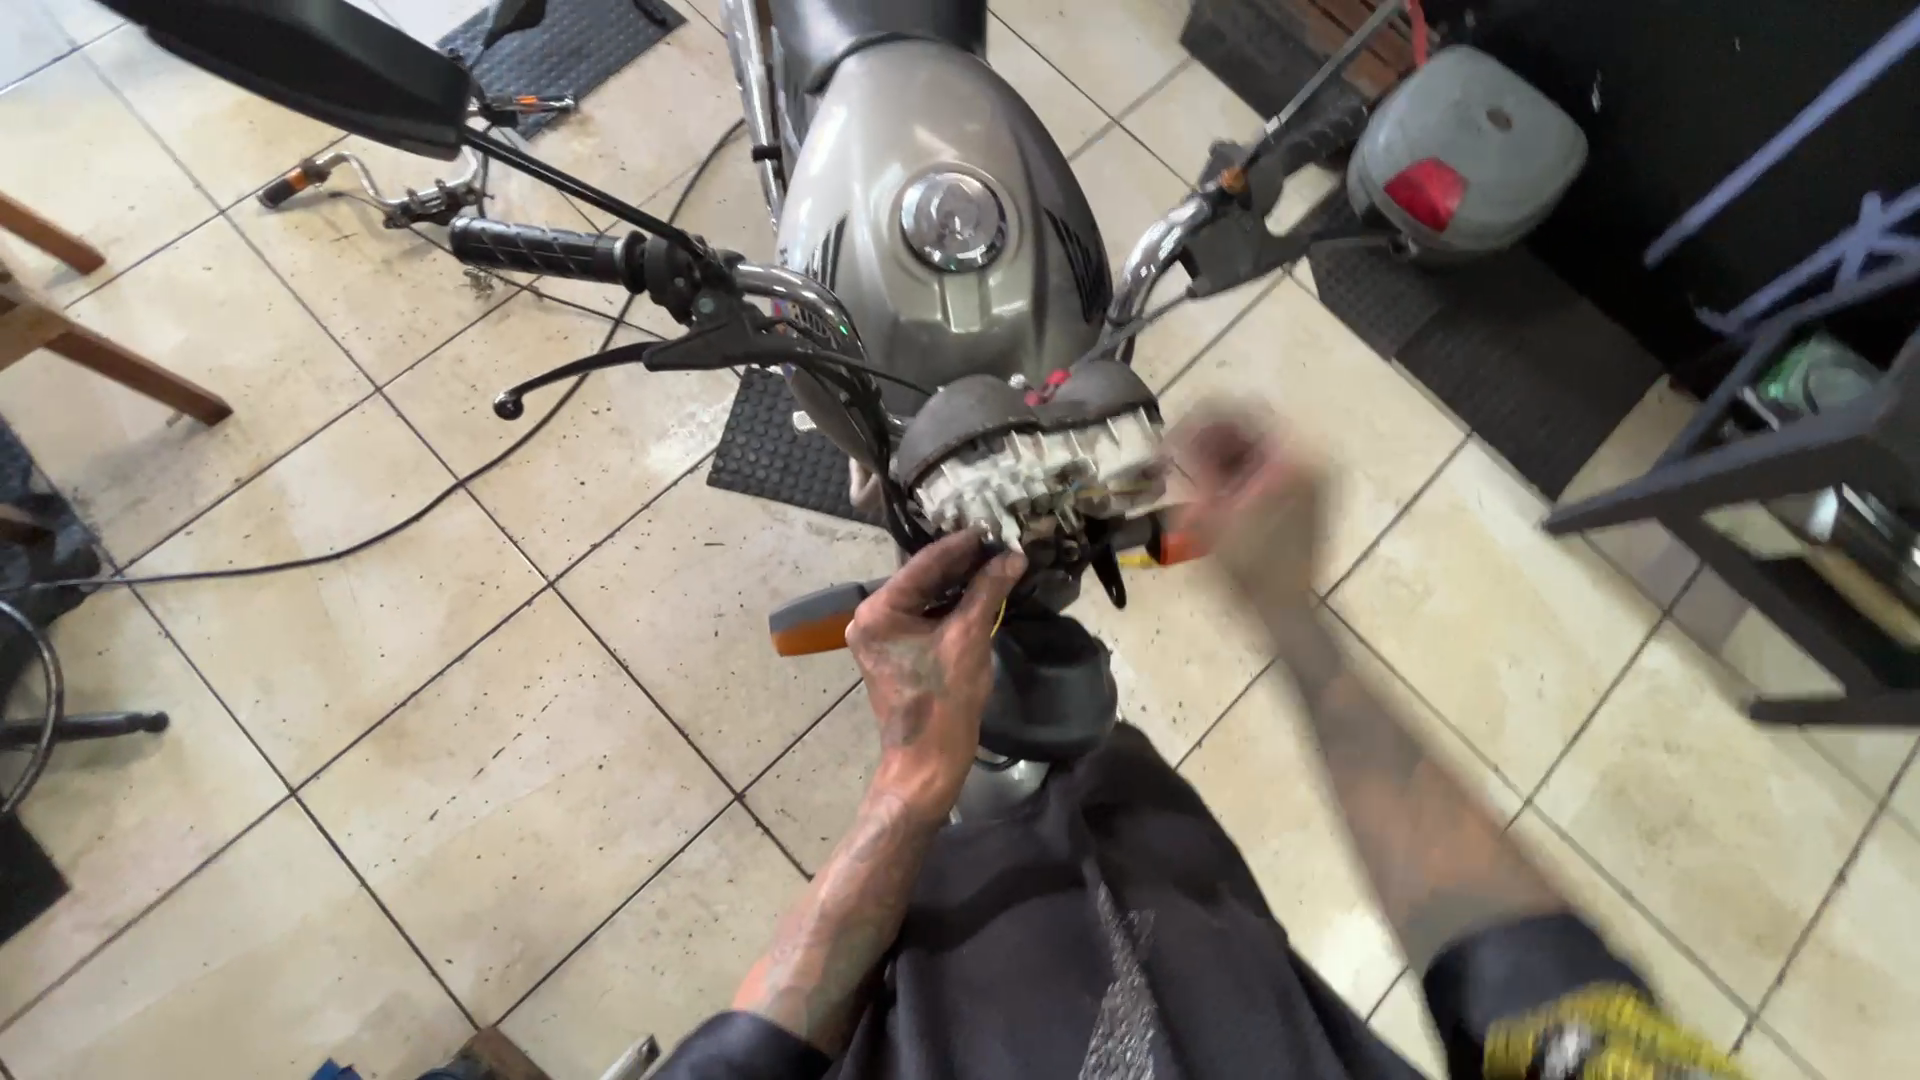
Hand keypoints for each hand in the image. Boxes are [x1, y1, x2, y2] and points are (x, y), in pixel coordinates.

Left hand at [845, 531, 1025, 816]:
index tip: (990, 527)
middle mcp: (871, 618)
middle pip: (921, 578)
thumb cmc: (944, 701)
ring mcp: (880, 635)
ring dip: (957, 582)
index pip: (923, 564)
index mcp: (878, 612)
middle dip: (960, 563)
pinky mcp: (895, 650)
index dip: (960, 545)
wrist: (928, 761)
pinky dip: (949, 605)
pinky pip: (923, 616)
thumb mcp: (968, 638)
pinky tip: (978, 591)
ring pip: (923, 597)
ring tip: (993, 562)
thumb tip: (1012, 557)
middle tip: (997, 543)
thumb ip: (987, 591)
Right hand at [1169, 407, 1327, 629]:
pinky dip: (1239, 471)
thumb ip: (1196, 465)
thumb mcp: (1211, 511)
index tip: (1169, 441)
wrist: (1282, 609)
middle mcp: (1311, 457)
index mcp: (1292, 456)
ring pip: (1257, 447)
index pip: (1239, 413)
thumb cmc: (1247, 567)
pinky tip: (1215, 488)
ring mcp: (1314, 475)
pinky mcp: (1309, 493)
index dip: (1196, 422)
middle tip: (1175, 457)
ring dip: (1221, 455)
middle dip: (1208, 439)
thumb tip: (1176, 435)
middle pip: (1250, 427)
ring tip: (1191, 474)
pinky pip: (1267, 466)